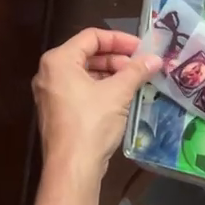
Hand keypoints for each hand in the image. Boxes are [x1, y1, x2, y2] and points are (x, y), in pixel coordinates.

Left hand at [32, 29, 159, 178]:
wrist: (72, 168)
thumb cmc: (91, 123)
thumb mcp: (118, 93)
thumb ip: (136, 71)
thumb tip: (155, 58)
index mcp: (58, 60)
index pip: (91, 37)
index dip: (119, 39)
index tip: (141, 48)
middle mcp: (49, 73)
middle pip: (86, 54)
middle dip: (116, 58)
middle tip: (140, 65)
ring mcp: (50, 94)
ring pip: (84, 73)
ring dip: (110, 74)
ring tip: (134, 81)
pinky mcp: (56, 112)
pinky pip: (80, 90)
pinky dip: (100, 88)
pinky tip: (120, 97)